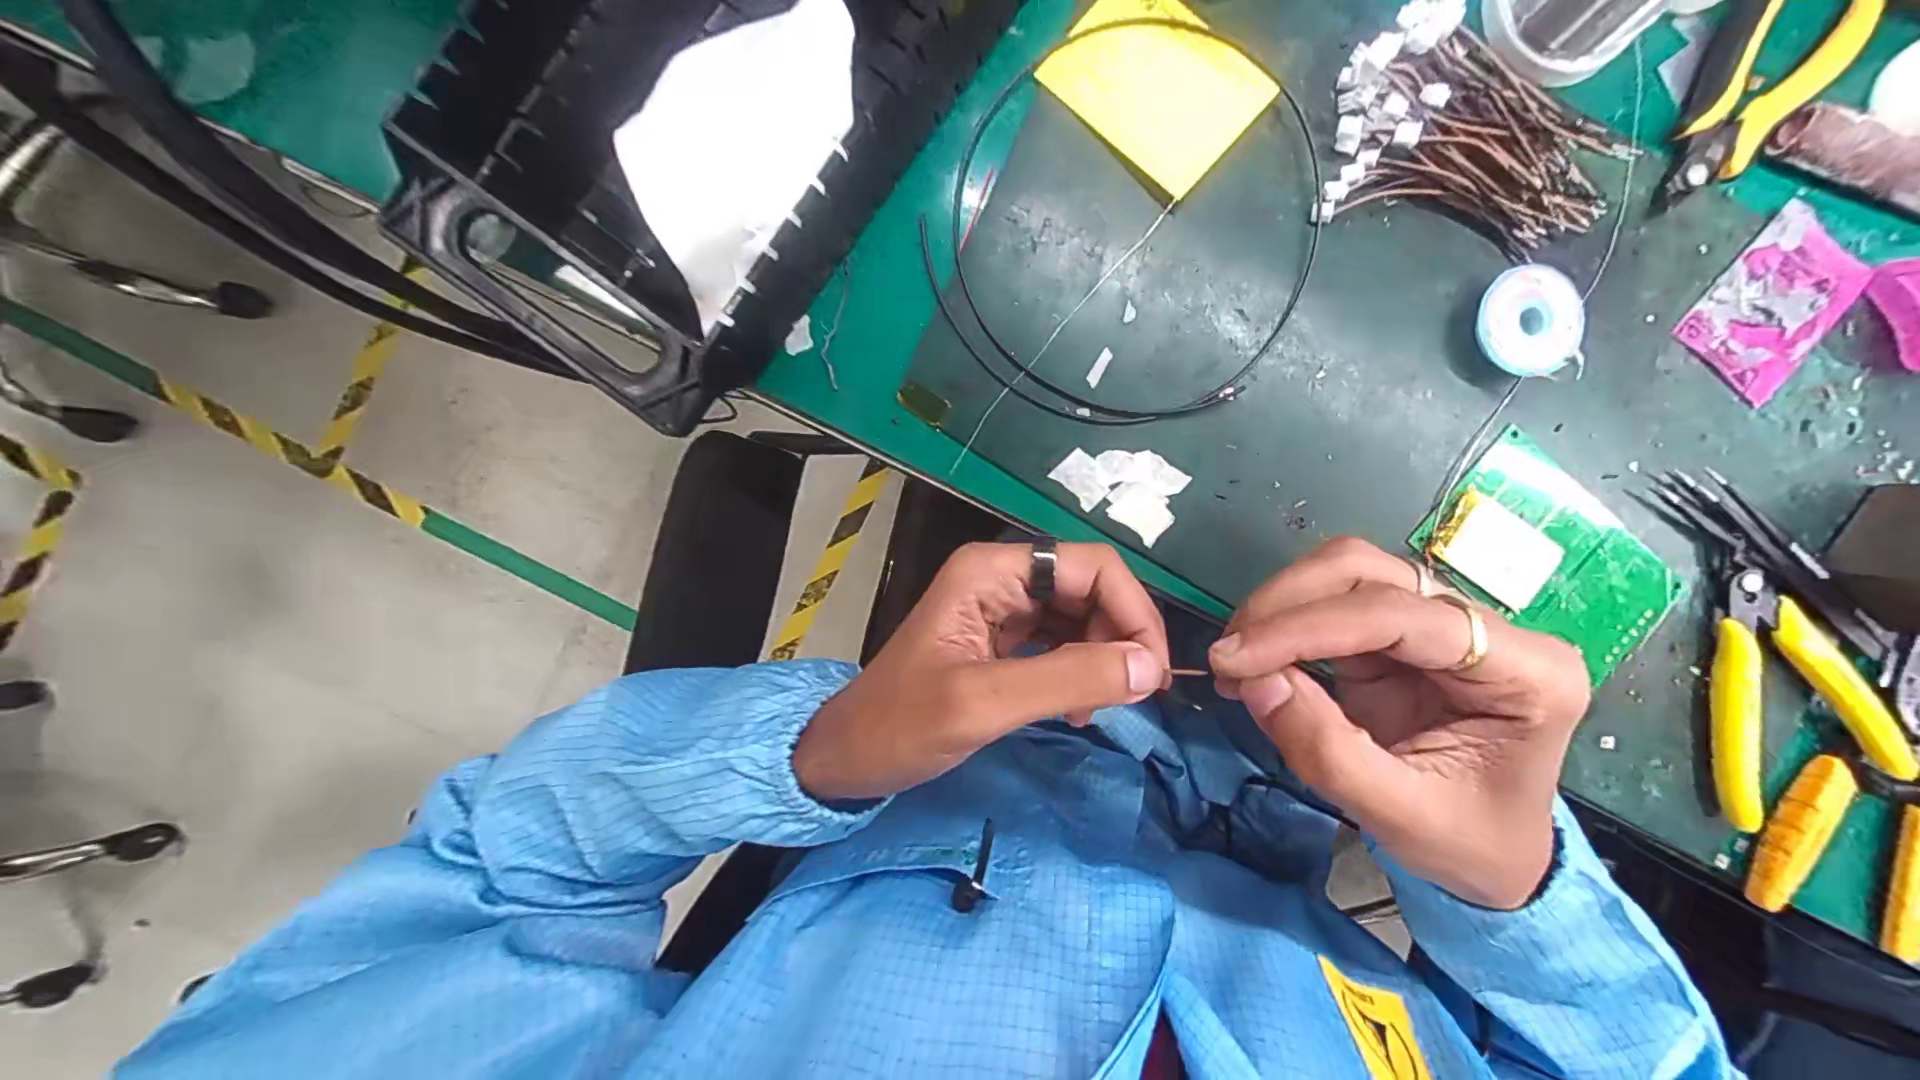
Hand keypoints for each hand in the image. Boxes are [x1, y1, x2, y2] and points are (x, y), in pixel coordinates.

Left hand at [793, 542, 1169, 801]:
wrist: (848, 757)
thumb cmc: (901, 726)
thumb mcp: (983, 702)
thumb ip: (1067, 678)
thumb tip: (1148, 667)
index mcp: (990, 571)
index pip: (1091, 566)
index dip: (1132, 611)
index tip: (1150, 672)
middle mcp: (1000, 578)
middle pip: (1090, 589)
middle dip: (1120, 637)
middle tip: (1131, 695)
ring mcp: (1000, 609)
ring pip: (1080, 617)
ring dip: (1102, 658)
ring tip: (1096, 708)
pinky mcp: (1001, 642)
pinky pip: (1060, 643)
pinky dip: (1080, 671)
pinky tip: (1077, 708)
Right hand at [1209, 538, 1590, 908]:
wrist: (1489, 857)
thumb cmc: (1466, 842)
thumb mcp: (1399, 815)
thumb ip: (1326, 750)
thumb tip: (1255, 681)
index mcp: (1522, 670)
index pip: (1398, 614)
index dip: (1307, 627)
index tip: (1234, 660)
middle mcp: (1482, 628)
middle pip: (1365, 571)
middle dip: (1284, 605)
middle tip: (1229, 657)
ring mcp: (1435, 622)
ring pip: (1341, 573)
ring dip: (1276, 607)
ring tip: (1237, 659)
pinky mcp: (1393, 632)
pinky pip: (1326, 602)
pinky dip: (1279, 623)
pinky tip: (1254, 659)